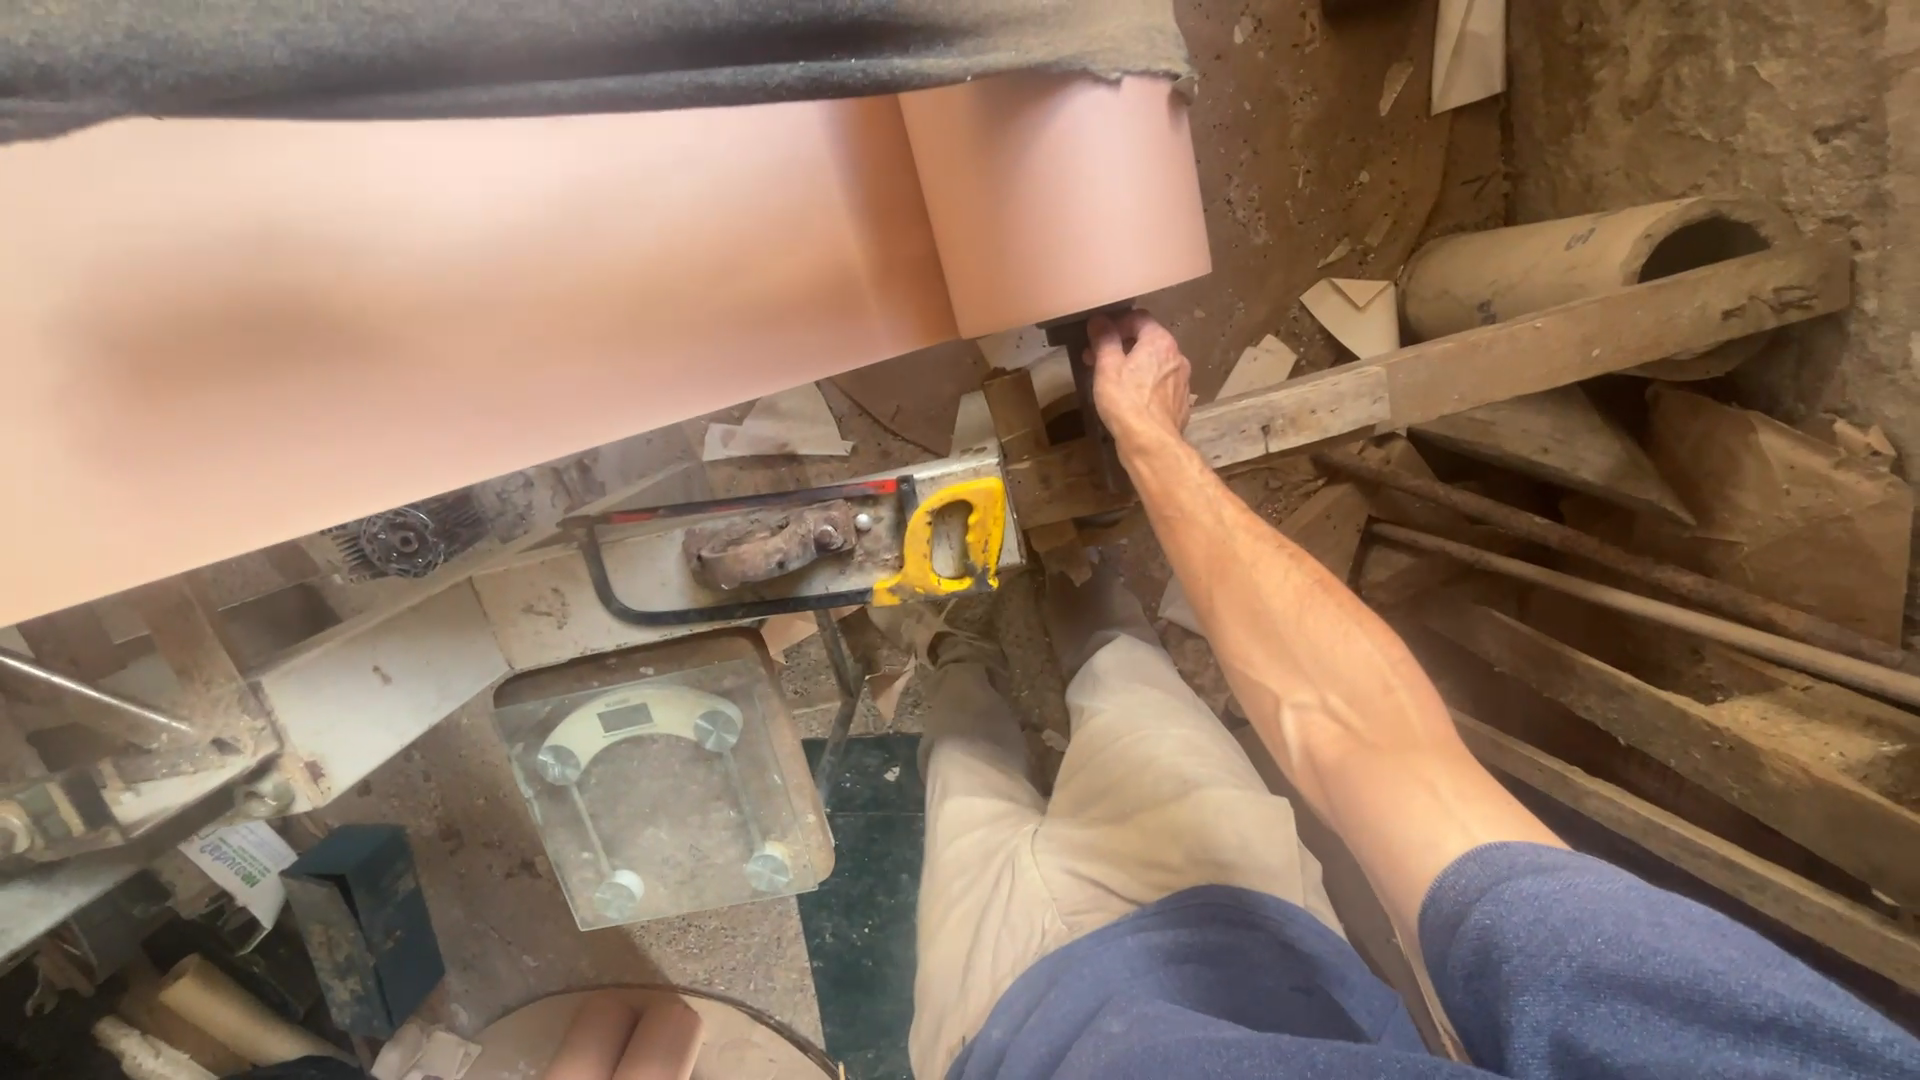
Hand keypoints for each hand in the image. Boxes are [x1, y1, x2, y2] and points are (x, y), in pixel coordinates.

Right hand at [1088, 310, 1191, 450]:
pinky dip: (1145, 384)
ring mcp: (1182, 380)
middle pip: (1148, 340)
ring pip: (1155, 364)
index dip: (1116, 323)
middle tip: (1098, 359)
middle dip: (1122, 346)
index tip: (1098, 336)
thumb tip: (1099, 320)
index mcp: (1159, 341)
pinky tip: (1131, 400)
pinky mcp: (1180, 401)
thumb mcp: (1107, 367)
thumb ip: (1104, 340)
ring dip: (1134, 365)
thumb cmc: (1126, 401)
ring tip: (1112, 380)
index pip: (1139, 318)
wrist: (1151, 442)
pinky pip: (1161, 384)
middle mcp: (1177, 355)